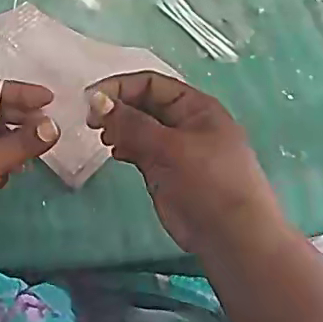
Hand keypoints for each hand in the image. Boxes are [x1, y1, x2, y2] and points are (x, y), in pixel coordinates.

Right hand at [85, 72, 281, 254]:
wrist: (232, 237)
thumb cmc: (209, 183)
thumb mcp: (170, 147)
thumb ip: (132, 123)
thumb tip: (97, 100)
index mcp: (196, 108)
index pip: (151, 84)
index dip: (120, 88)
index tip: (90, 100)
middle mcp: (184, 123)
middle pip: (143, 104)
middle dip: (116, 108)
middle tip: (92, 122)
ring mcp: (174, 148)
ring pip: (138, 127)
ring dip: (118, 128)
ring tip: (104, 138)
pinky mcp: (164, 170)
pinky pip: (139, 149)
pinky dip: (124, 147)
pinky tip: (115, 154)